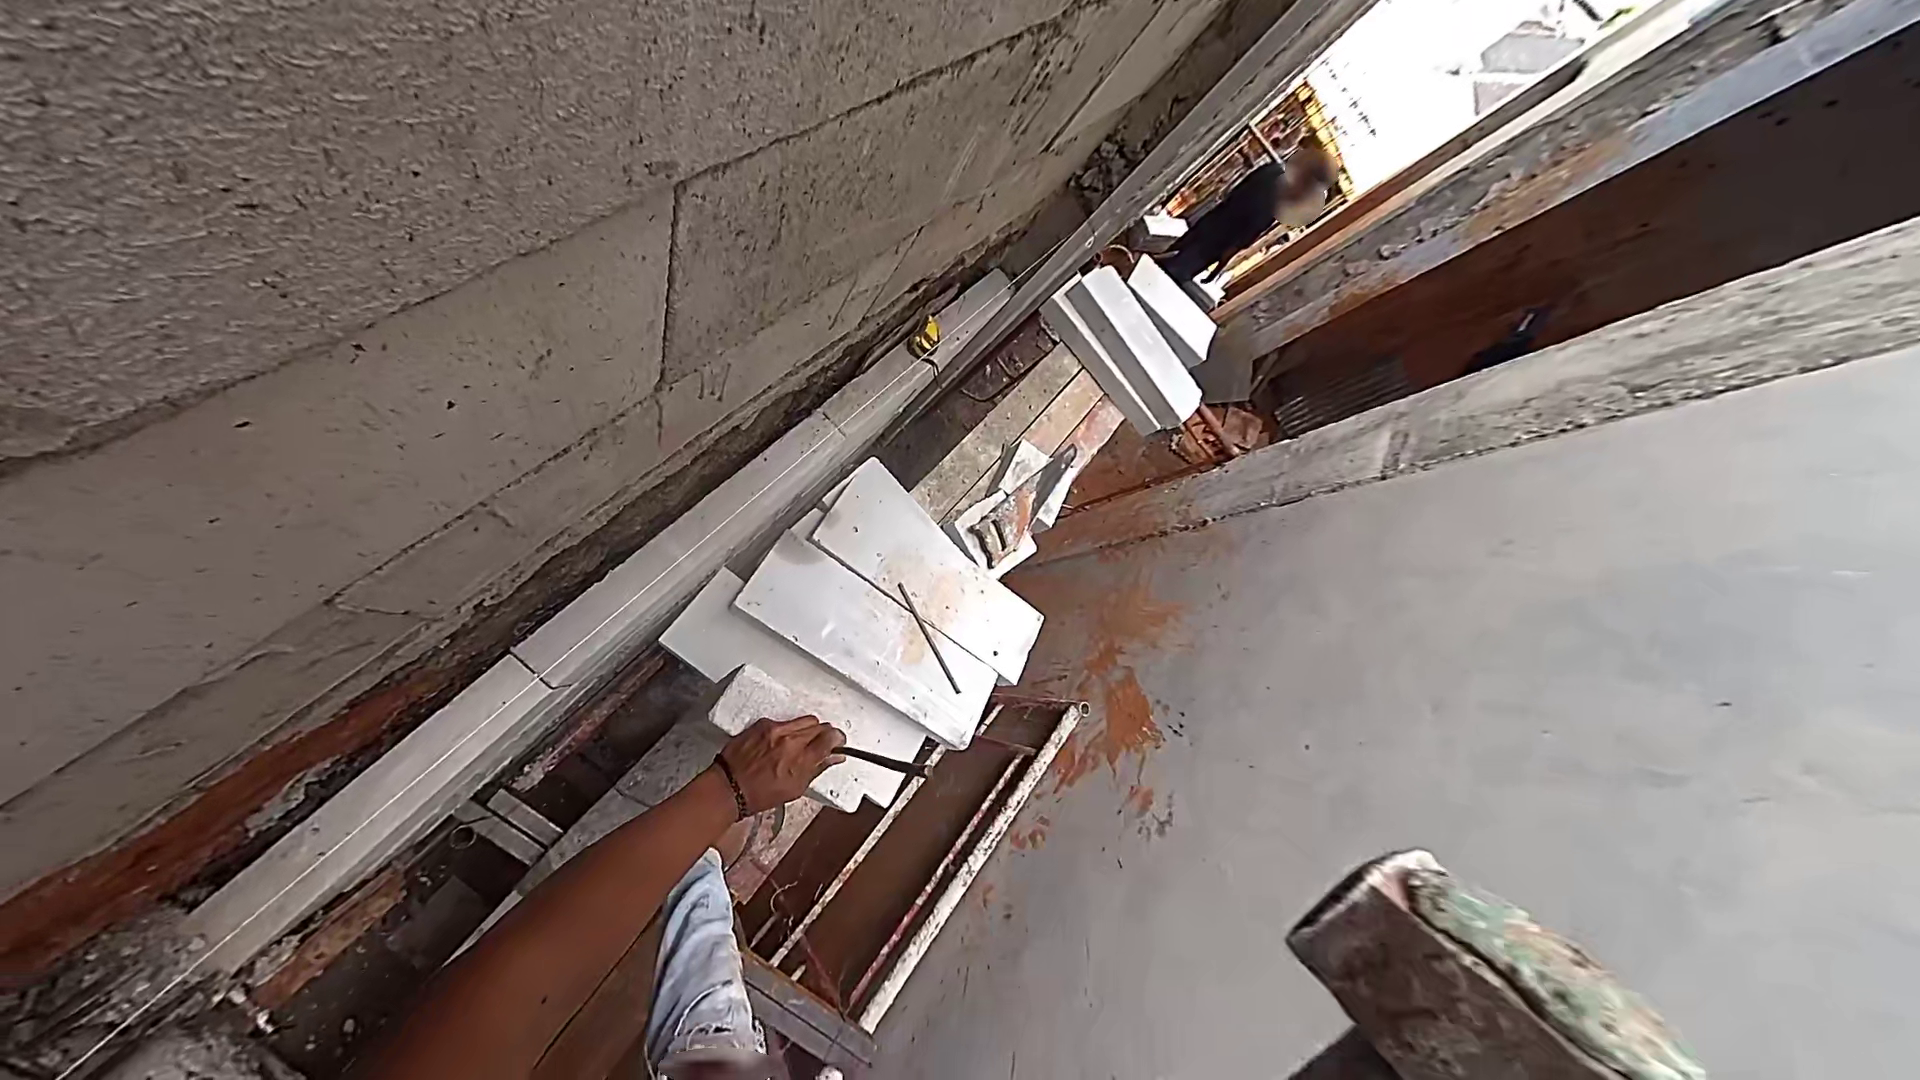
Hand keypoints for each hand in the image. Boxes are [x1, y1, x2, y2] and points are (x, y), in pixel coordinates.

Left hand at [716, 715, 845, 812]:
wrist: (728, 788)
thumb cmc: (758, 794)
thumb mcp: (795, 788)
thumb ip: (818, 768)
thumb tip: (834, 757)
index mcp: (801, 760)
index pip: (831, 738)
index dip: (838, 739)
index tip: (838, 742)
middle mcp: (790, 741)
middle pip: (820, 726)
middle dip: (824, 734)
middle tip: (820, 744)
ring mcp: (776, 730)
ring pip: (805, 720)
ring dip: (808, 729)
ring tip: (800, 743)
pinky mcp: (763, 724)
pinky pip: (785, 720)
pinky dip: (787, 729)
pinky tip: (780, 742)